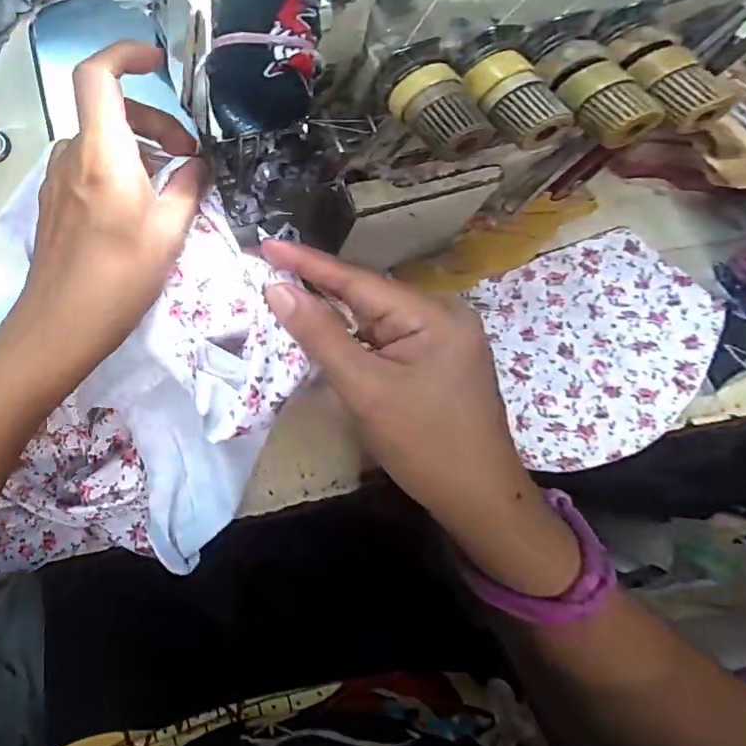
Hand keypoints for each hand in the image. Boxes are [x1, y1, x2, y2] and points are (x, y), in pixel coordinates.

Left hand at [7, 41, 209, 368]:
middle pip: (108, 109)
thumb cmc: (117, 279)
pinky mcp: (53, 203)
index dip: (126, 54)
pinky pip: (87, 166)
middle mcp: (71, 156)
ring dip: (138, 148)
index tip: (159, 63)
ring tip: (170, 183)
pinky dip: (117, 168)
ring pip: (100, 140)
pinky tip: (138, 205)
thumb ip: (188, 186)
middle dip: (153, 119)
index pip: (96, 74)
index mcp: (100, 152)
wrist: (57, 328)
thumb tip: (198, 165)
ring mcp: (56, 180)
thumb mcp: (169, 232)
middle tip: (187, 154)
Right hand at [260, 240, 580, 595]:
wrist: (479, 501)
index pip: (357, 280)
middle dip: (314, 284)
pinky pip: (379, 336)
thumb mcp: (364, 388)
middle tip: (266, 267)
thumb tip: (278, 289)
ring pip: (370, 317)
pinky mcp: (431, 358)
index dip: (307, 262)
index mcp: (432, 315)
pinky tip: (319, 330)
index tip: (266, 243)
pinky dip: (348, 336)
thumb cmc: (424, 445)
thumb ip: (319, 334)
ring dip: (328, 311)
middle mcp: (439, 315)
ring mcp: (438, 337)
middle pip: (364, 294)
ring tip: (282, 292)